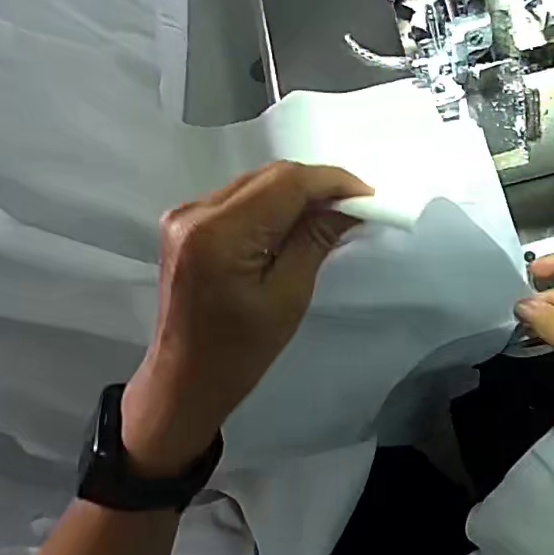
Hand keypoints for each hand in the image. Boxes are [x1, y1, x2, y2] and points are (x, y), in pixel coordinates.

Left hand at [121, 162, 369, 475]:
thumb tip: (347, 209)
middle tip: (356, 207)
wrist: (185, 379)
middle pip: (272, 175)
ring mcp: (186, 215)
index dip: (333, 182)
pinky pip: (242, 197)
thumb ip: (315, 241)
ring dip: (299, 192)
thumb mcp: (288, 296)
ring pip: (258, 182)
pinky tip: (298, 222)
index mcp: (220, 233)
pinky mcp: (187, 224)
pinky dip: (276, 203)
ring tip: (334, 214)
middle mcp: (196, 212)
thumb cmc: (240, 351)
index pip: (287, 183)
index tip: (369, 197)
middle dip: (319, 185)